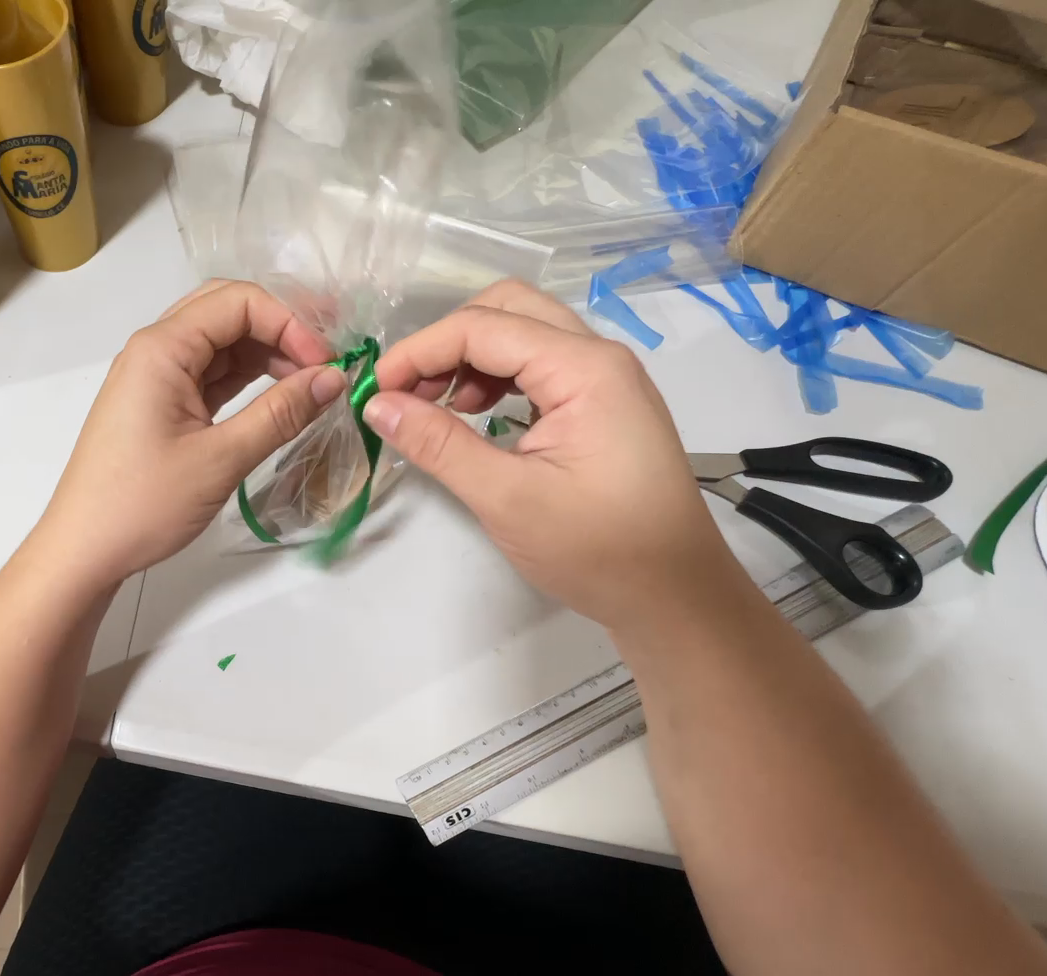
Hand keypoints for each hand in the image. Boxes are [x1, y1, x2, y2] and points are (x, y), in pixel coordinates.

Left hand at [33, 281, 345, 588]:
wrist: (84, 549)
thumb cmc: (144, 503)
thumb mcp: (220, 459)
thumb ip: (280, 414)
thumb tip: (333, 378)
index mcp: (161, 348)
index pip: (238, 301)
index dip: (290, 322)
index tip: (326, 363)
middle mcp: (155, 350)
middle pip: (227, 312)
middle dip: (280, 328)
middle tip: (327, 358)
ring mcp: (154, 378)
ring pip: (219, 344)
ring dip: (265, 355)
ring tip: (310, 384)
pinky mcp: (158, 406)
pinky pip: (207, 375)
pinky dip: (244, 381)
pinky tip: (278, 397)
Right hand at [364, 280, 738, 628]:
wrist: (672, 594)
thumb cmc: (596, 549)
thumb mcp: (506, 498)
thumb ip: (439, 444)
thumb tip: (377, 406)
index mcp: (584, 370)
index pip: (482, 327)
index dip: (417, 352)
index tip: (374, 393)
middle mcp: (597, 358)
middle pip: (505, 310)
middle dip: (444, 343)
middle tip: (406, 393)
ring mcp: (602, 379)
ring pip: (520, 333)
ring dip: (467, 359)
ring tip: (433, 408)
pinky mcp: (598, 404)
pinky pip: (535, 365)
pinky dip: (492, 378)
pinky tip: (472, 414)